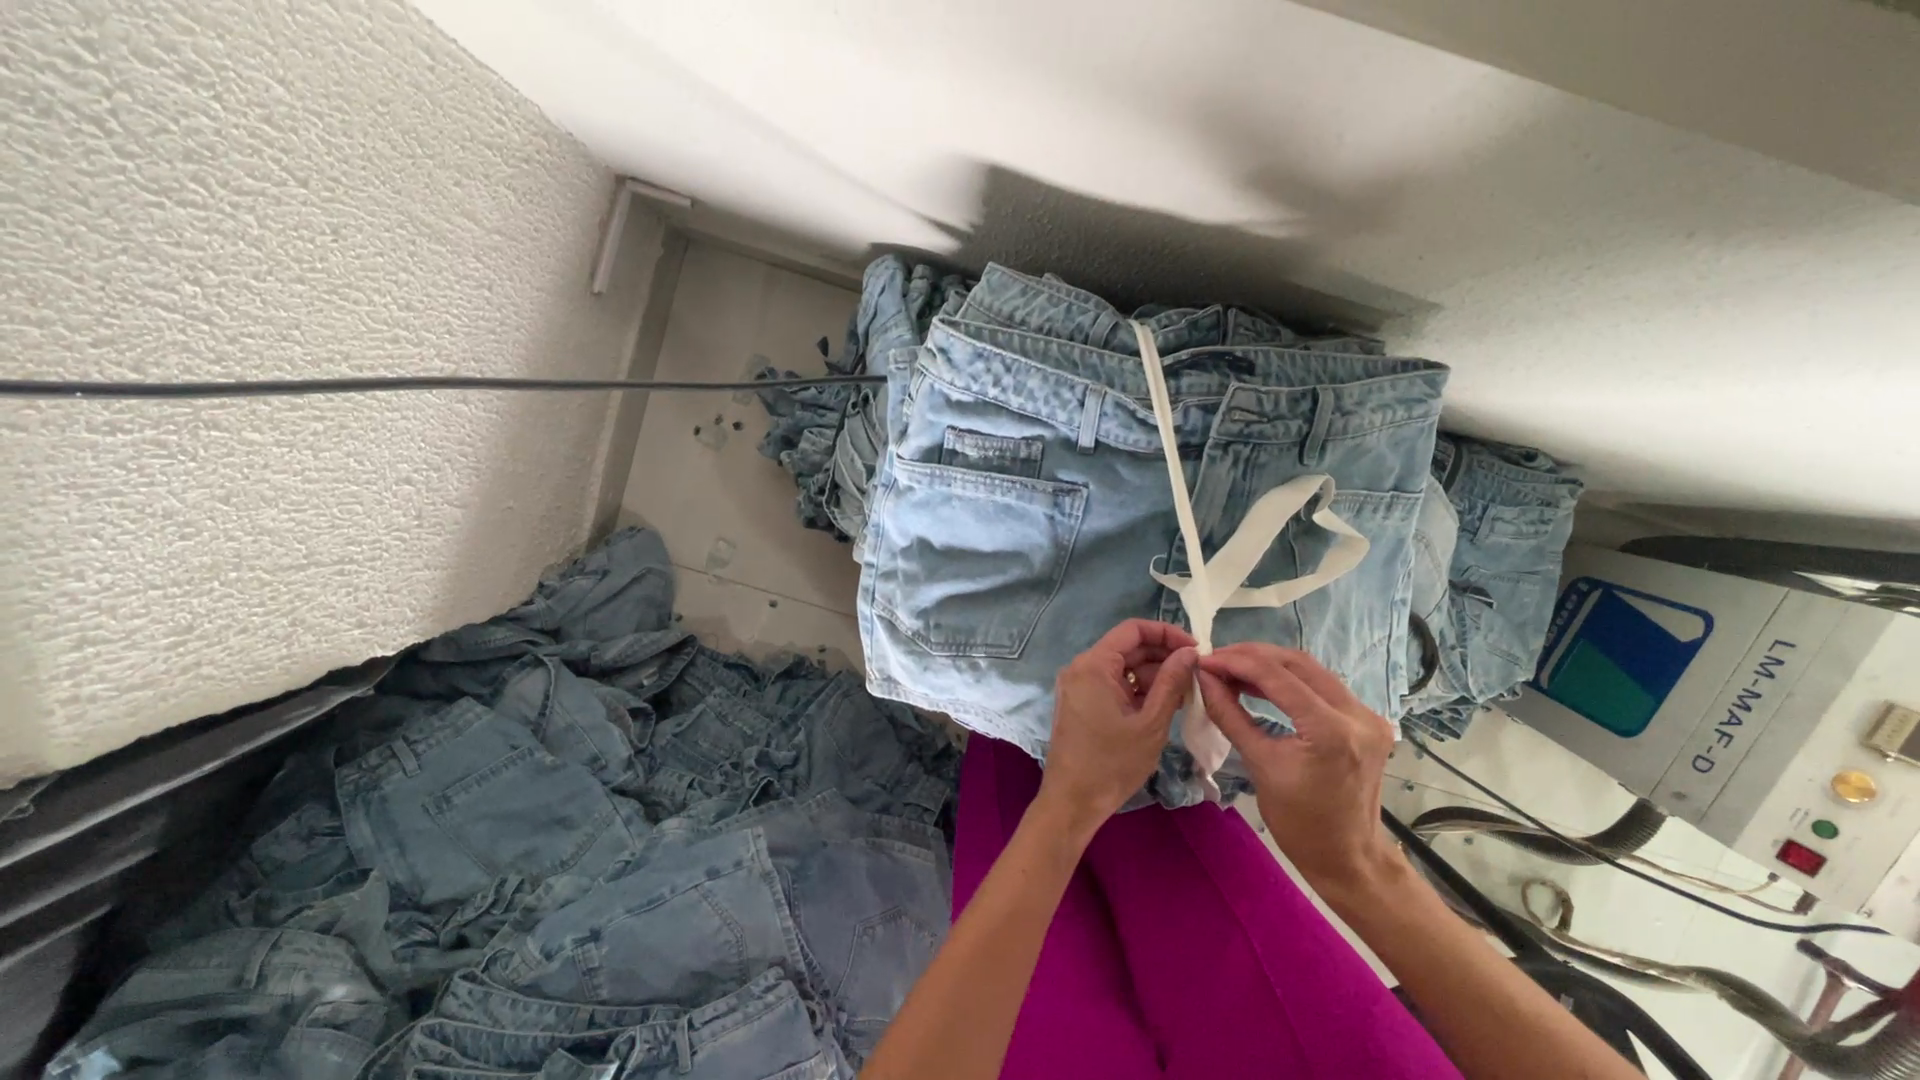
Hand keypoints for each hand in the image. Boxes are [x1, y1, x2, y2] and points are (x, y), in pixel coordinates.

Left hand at [1036, 620, 1198, 840]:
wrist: (1072, 802)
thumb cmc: (1112, 763)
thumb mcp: (1150, 723)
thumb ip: (1172, 683)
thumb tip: (1189, 653)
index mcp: (1093, 665)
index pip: (1133, 629)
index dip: (1167, 633)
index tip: (1196, 649)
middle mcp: (1081, 668)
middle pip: (1128, 648)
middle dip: (1164, 656)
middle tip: (1197, 673)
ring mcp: (1079, 686)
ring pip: (1123, 667)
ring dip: (1154, 675)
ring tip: (1187, 692)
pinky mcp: (1081, 703)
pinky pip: (1114, 685)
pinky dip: (1138, 690)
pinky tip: (1165, 704)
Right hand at [1195, 643, 1400, 892]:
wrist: (1347, 857)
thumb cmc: (1299, 822)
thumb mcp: (1259, 765)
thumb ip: (1230, 715)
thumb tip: (1204, 678)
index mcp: (1331, 730)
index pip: (1277, 677)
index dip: (1236, 662)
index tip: (1204, 660)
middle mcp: (1357, 715)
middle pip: (1298, 664)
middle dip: (1252, 656)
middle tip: (1216, 660)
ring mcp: (1368, 716)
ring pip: (1312, 671)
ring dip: (1271, 666)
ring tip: (1233, 669)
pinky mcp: (1368, 721)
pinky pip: (1323, 687)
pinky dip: (1290, 681)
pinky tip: (1261, 684)